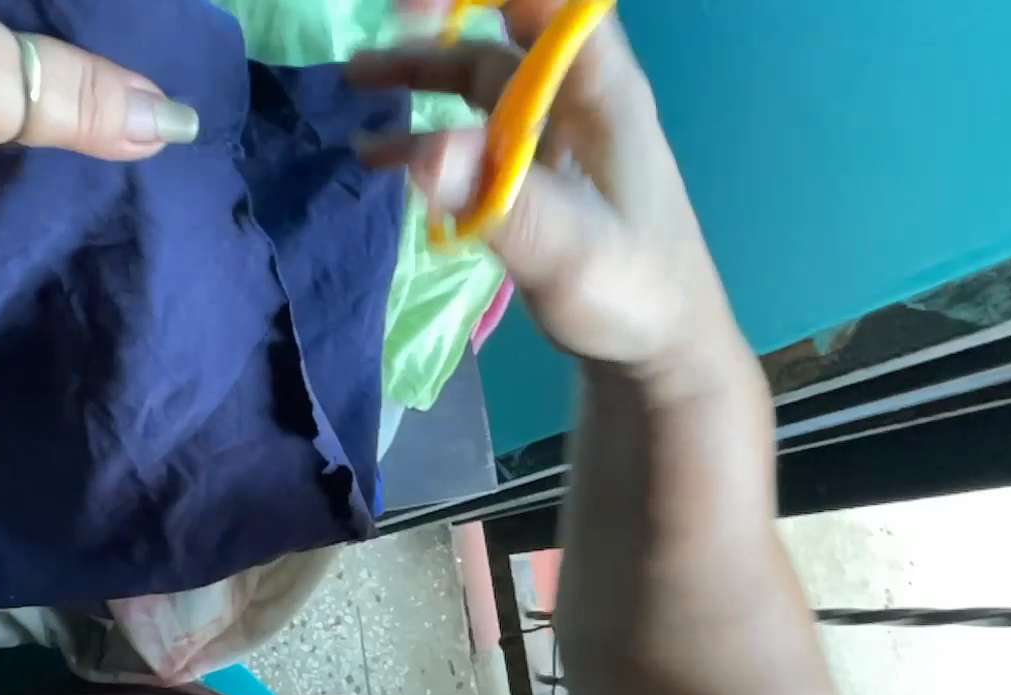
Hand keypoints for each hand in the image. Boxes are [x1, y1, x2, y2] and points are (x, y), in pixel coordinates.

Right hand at [349, 10, 749, 385]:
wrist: (655, 345)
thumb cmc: (632, 295)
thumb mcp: (572, 254)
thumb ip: (504, 205)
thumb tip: (425, 154)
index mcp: (600, 93)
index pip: (547, 1)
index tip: (413, 12)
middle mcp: (571, 102)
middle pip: (500, 35)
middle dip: (435, 29)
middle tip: (366, 57)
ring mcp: (548, 143)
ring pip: (478, 87)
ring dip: (419, 81)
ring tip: (355, 86)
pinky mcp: (530, 182)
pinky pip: (471, 143)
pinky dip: (426, 143)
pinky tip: (383, 160)